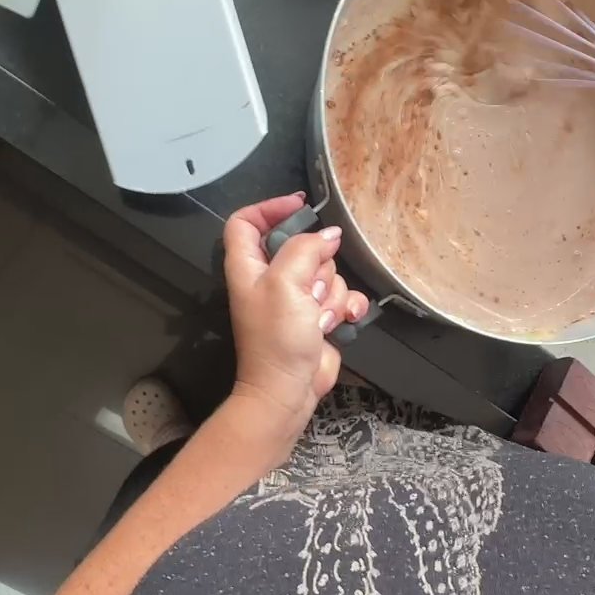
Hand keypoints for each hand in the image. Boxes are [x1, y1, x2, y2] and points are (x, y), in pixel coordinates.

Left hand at [223, 194, 371, 439]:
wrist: (289, 390)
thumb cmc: (277, 337)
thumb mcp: (286, 283)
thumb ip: (307, 249)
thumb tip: (329, 235)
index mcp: (249, 266)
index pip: (247, 221)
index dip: (270, 208)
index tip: (300, 204)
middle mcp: (271, 278)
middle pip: (303, 246)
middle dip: (319, 265)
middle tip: (311, 289)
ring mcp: (297, 298)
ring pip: (329, 272)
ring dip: (333, 294)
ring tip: (321, 317)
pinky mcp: (319, 316)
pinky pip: (343, 296)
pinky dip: (348, 307)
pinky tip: (345, 321)